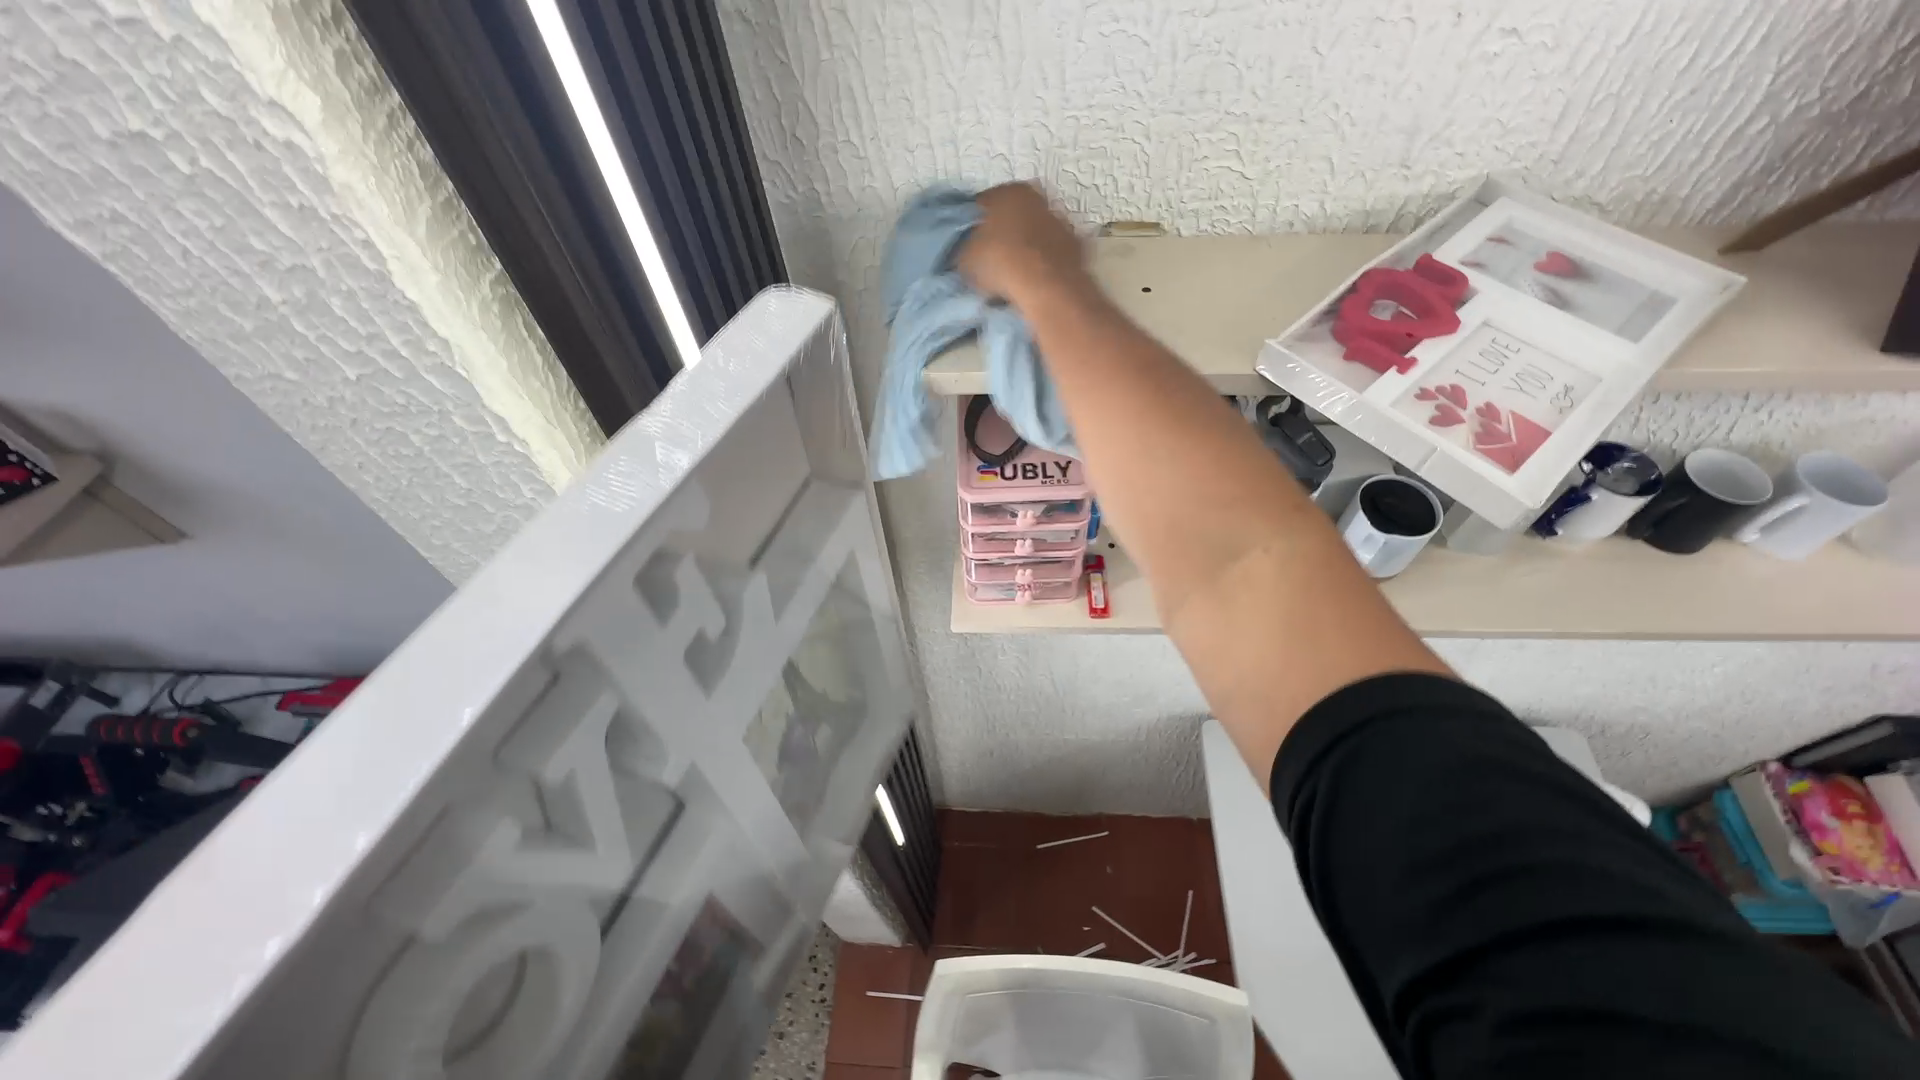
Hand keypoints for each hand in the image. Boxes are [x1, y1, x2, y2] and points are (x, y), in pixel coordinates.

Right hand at [957, 182, 1094, 309]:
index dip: (971, 225)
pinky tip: (1033, 282)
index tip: (966, 245)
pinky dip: (1044, 264)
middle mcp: (1039, 199)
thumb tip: (961, 249)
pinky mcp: (1077, 249)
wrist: (1044, 286)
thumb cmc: (998, 261)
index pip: (981, 205)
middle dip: (1002, 233)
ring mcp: (1062, 223)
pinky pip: (1052, 256)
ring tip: (1012, 274)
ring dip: (1026, 248)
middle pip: (1013, 216)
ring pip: (1035, 235)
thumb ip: (961, 246)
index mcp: (1009, 190)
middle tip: (989, 259)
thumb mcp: (963, 256)